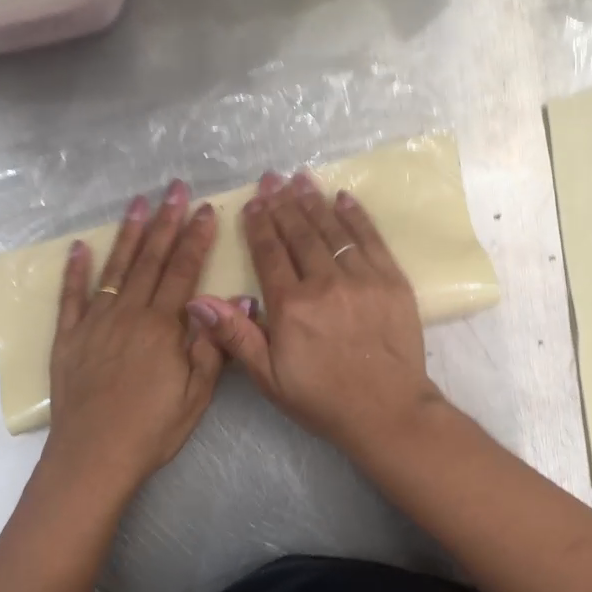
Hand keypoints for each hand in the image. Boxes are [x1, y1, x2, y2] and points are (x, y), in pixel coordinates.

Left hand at [45, 180, 224, 490]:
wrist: (95, 454)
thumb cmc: (152, 430)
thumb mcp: (196, 395)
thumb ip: (213, 345)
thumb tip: (236, 299)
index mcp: (163, 327)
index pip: (184, 272)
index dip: (196, 239)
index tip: (207, 210)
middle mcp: (129, 314)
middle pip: (150, 260)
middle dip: (166, 222)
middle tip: (175, 188)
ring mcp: (95, 323)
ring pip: (114, 269)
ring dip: (128, 235)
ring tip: (138, 203)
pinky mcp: (68, 339)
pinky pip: (71, 297)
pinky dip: (75, 271)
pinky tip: (80, 248)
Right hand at [188, 172, 446, 459]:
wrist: (386, 412)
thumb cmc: (321, 401)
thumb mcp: (268, 378)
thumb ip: (235, 336)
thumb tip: (199, 301)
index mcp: (290, 306)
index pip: (269, 253)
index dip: (259, 225)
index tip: (252, 202)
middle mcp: (325, 283)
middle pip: (300, 234)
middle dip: (283, 204)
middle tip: (272, 178)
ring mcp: (362, 278)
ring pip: (333, 230)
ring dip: (314, 202)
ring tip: (300, 179)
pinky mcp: (392, 282)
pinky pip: (370, 238)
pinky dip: (355, 216)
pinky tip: (342, 199)